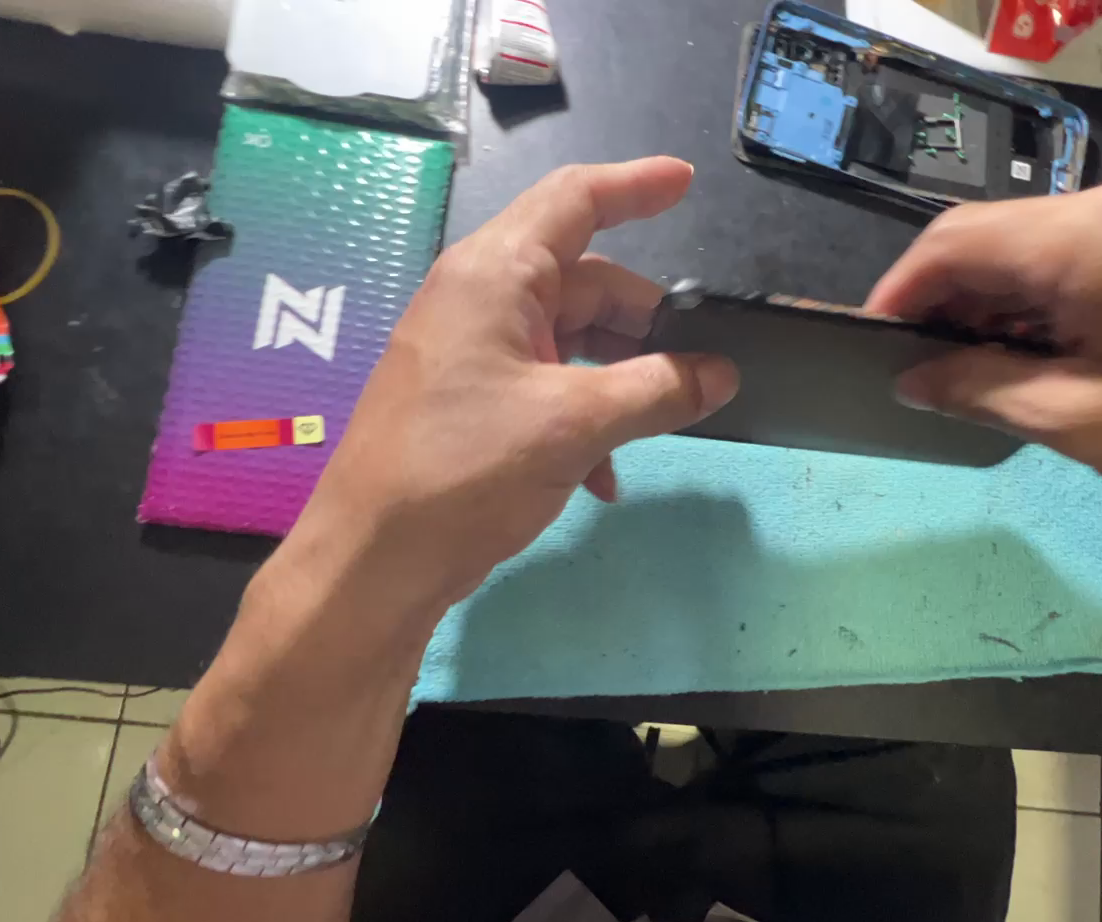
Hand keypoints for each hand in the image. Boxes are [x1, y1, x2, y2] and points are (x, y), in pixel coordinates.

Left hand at [284, 158, 737, 609]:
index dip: (635, 186)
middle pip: (585, 285)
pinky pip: (549, 393)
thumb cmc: (468, 469)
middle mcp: (482, 303)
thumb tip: (721, 375)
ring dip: (619, 386)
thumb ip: (657, 390)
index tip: (686, 182)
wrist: (380, 559)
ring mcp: (477, 356)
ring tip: (656, 426)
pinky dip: (585, 424)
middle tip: (694, 362)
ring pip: (572, 346)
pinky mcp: (475, 406)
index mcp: (495, 275)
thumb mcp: (575, 424)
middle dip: (642, 323)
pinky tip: (603, 477)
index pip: (574, 201)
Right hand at [866, 178, 1101, 537]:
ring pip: (1046, 249)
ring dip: (1001, 306)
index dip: (899, 290)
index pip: (955, 239)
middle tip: (926, 372)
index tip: (871, 344)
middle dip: (949, 302)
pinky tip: (1053, 356)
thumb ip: (980, 387)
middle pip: (1000, 237)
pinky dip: (1053, 304)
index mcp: (1092, 236)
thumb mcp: (1081, 420)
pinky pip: (1097, 258)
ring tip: (985, 374)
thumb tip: (912, 376)